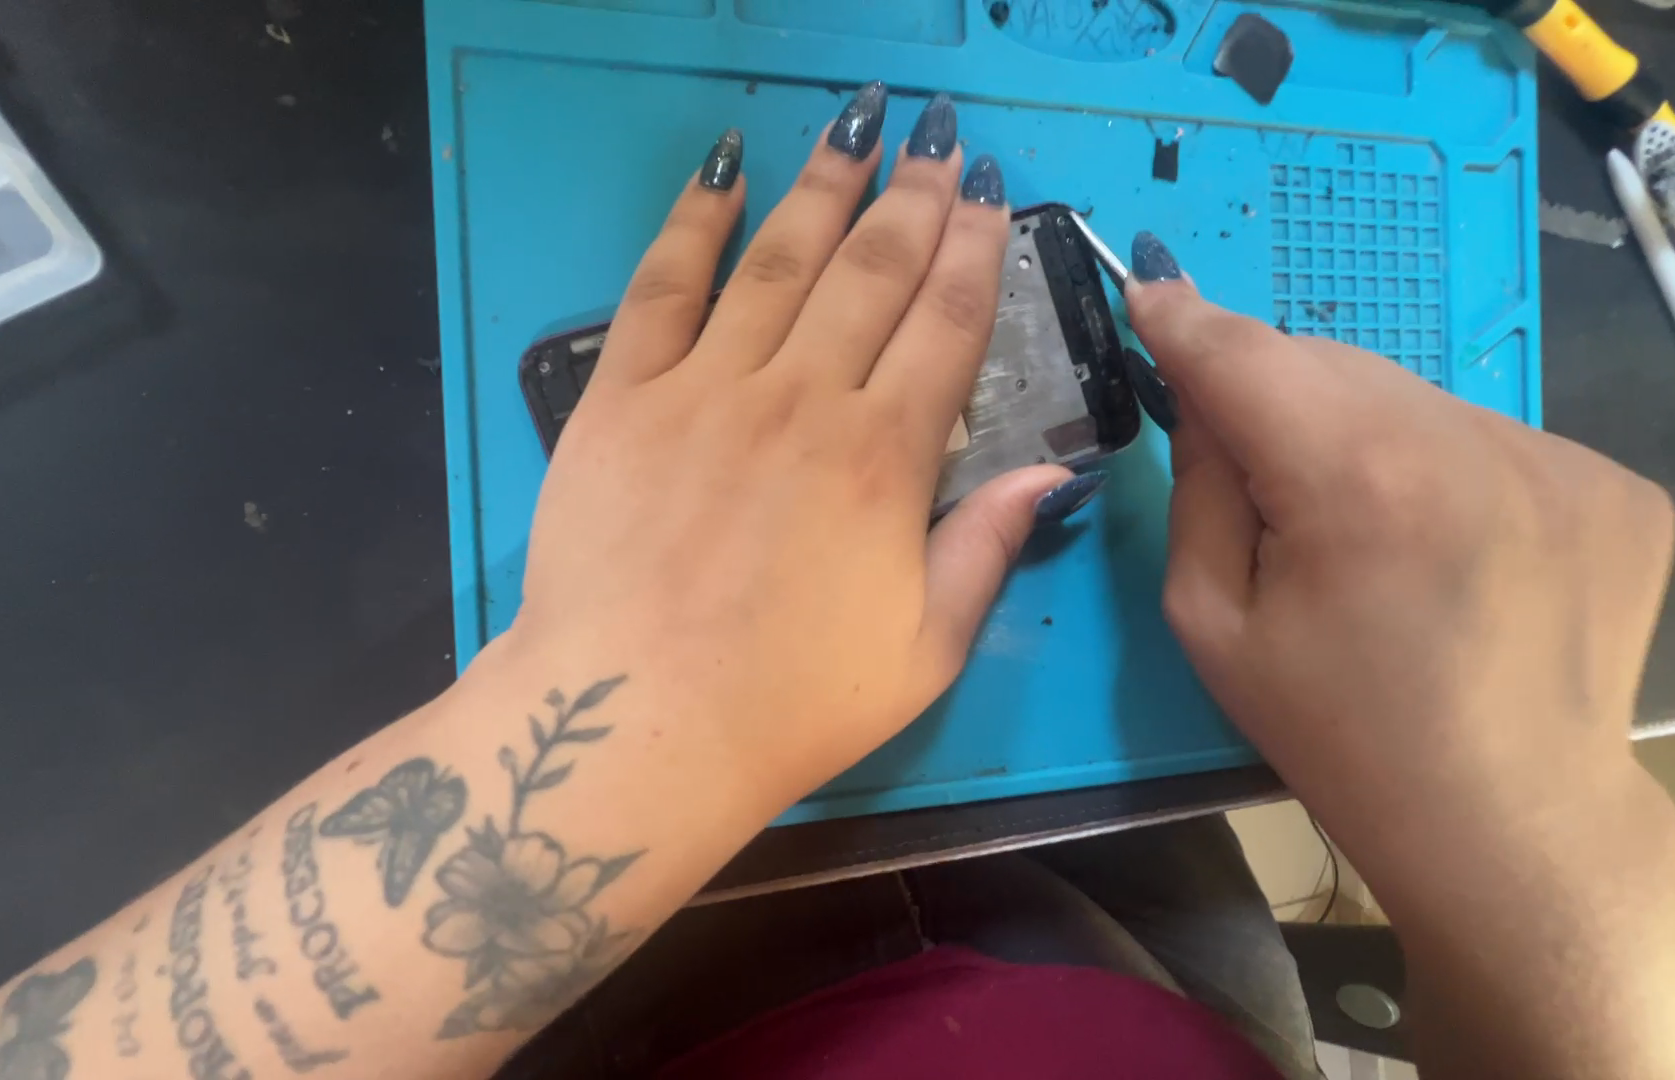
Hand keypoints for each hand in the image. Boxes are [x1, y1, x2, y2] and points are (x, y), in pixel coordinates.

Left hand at [504, 87, 1083, 810]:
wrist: (636, 723)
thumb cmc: (792, 702)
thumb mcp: (925, 650)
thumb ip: (988, 549)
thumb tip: (1052, 471)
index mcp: (884, 460)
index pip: (946, 326)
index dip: (975, 254)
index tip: (991, 199)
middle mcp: (802, 400)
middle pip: (873, 273)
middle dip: (915, 200)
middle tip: (939, 141)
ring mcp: (705, 389)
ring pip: (779, 260)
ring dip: (825, 186)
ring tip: (856, 127)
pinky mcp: (622, 398)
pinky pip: (661, 285)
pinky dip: (693, 221)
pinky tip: (722, 171)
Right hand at [1123, 233, 1674, 900]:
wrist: (1503, 814)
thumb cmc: (1329, 726)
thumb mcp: (1210, 618)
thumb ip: (1198, 490)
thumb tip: (1203, 403)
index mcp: (1355, 486)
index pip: (1247, 360)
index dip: (1186, 320)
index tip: (1146, 290)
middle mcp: (1468, 444)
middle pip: (1324, 362)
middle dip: (1259, 381)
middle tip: (1223, 433)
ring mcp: (1555, 454)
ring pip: (1399, 392)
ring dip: (1339, 419)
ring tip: (1331, 506)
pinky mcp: (1604, 477)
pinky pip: (1468, 430)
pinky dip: (1415, 453)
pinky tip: (1417, 529)